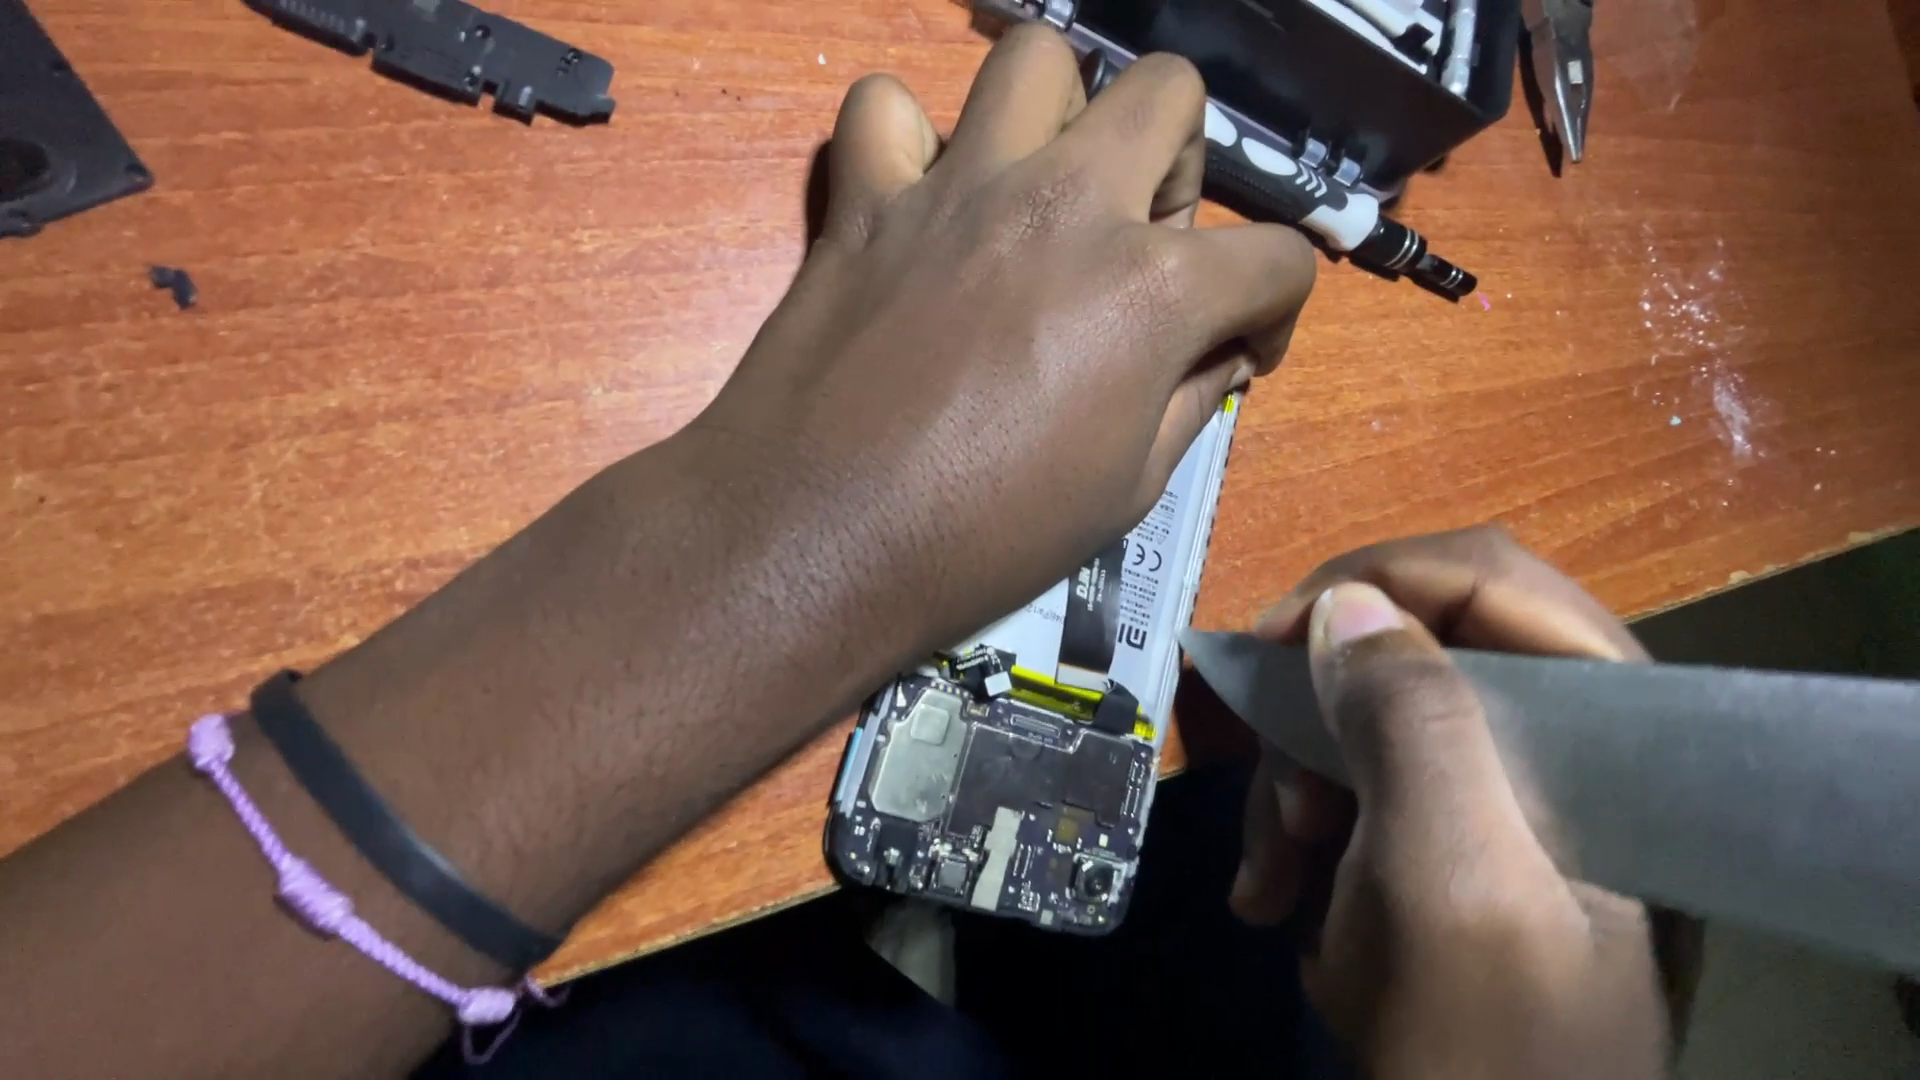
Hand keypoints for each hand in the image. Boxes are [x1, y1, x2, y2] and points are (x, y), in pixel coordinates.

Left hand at [670, 24, 1313, 659]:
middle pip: (1169, 92)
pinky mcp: (864, 202)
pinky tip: (923, 205)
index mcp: (1148, 289)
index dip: (1277, 309)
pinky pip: (885, 111)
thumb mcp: (1124, 494)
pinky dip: (912, 143)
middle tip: (1141, 249)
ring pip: (1035, 60)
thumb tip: (1221, 352)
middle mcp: (1063, 206)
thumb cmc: (982, 540)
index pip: (1274, 257)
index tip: (1240, 350)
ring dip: (1062, 119)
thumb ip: (1189, 403)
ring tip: (1043, 201)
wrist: (821, 544)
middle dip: (1178, 169)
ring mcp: (956, 190)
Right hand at [1231, 528, 1701, 1078]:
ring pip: (1359, 712)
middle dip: (1317, 707)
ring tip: (1278, 860)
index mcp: (1612, 734)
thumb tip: (1342, 604)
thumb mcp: (1447, 878)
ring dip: (1294, 775)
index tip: (1276, 635)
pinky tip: (1275, 885)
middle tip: (1279, 776)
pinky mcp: (1437, 825)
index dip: (1373, 583)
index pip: (1493, 583)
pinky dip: (1293, 818)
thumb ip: (1413, 725)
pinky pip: (1343, 772)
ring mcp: (1493, 786)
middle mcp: (1558, 743)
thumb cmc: (1483, 1036)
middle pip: (1410, 646)